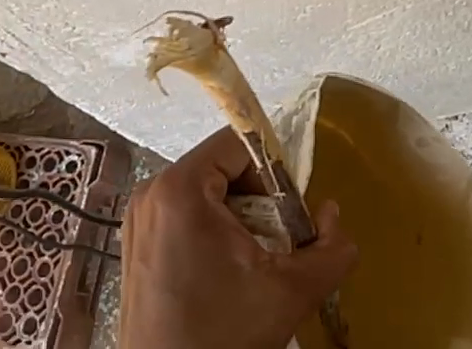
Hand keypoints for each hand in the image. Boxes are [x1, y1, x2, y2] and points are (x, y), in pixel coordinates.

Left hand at [120, 127, 357, 348]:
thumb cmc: (222, 336)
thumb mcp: (289, 291)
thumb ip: (329, 248)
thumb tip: (334, 216)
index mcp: (181, 188)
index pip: (239, 142)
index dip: (275, 168)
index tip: (293, 208)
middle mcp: (152, 192)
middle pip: (223, 166)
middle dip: (261, 197)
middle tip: (281, 238)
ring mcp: (139, 219)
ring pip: (207, 192)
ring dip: (241, 216)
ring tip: (258, 259)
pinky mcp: (137, 244)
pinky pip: (186, 214)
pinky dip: (216, 231)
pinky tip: (230, 271)